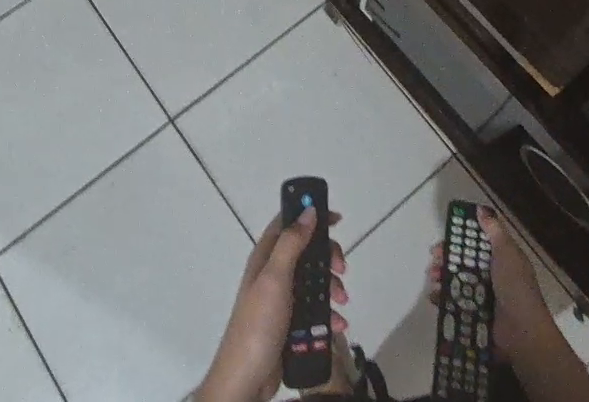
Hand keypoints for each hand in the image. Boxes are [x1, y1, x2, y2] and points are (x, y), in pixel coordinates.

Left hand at [197, 207, 347, 401]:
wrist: (246, 378)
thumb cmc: (258, 324)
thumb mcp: (275, 279)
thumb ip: (291, 243)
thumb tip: (308, 210)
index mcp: (266, 257)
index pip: (288, 223)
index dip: (310, 215)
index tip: (336, 218)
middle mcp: (274, 274)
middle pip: (307, 252)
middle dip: (327, 258)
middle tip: (341, 269)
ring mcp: (282, 300)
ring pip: (314, 282)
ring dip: (331, 289)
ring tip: (341, 302)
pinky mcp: (290, 323)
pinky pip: (314, 311)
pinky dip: (328, 315)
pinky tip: (337, 324)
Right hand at [426, 206, 556, 364]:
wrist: (521, 332)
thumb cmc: (514, 287)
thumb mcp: (507, 253)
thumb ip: (494, 232)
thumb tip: (481, 209)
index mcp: (501, 259)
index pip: (477, 244)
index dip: (460, 239)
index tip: (444, 237)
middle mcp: (491, 276)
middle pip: (464, 262)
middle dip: (446, 258)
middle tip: (433, 259)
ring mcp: (482, 296)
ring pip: (456, 281)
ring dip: (442, 276)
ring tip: (432, 277)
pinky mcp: (474, 315)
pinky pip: (454, 303)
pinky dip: (442, 298)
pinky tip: (434, 295)